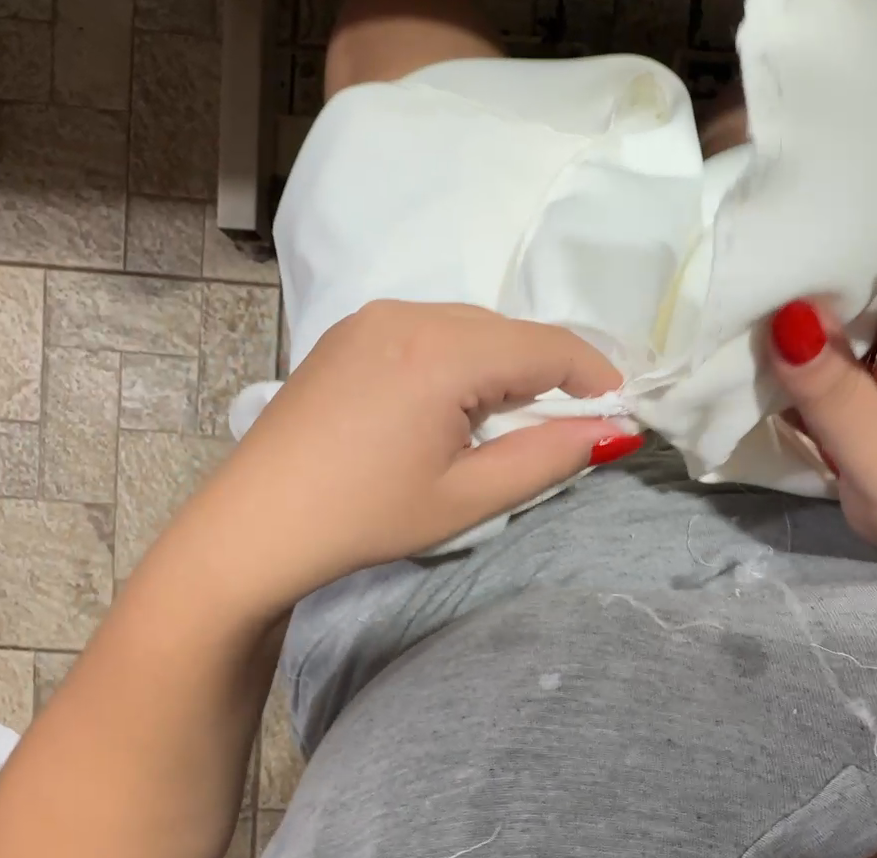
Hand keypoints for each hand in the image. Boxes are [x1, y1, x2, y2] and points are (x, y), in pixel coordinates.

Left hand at [180, 301, 640, 615]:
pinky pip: (429, 330)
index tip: (620, 406)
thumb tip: (614, 429)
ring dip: (501, 365)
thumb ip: (548, 457)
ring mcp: (372, 317)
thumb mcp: (467, 497)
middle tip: (565, 424)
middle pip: (507, 332)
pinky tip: (449, 404)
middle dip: (546, 372)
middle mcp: (409, 314)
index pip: (546, 346)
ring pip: (469, 327)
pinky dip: (459, 359)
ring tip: (503, 421)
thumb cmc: (366, 518)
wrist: (257, 524)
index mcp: (442, 351)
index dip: (593, 373)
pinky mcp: (349, 332)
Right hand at [762, 229, 876, 591]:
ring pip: (855, 300)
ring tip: (750, 280)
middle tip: (761, 245)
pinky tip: (757, 330)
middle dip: (830, 254)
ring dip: (807, 295)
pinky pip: (833, 339)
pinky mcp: (873, 375)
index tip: (808, 209)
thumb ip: (832, 390)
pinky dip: (799, 336)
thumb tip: (781, 317)